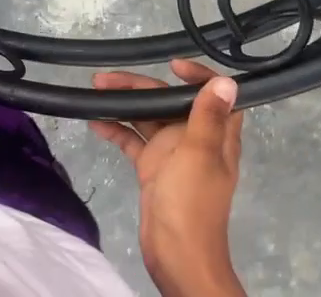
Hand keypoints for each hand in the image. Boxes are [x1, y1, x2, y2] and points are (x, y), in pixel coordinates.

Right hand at [90, 59, 245, 296]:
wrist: (176, 255)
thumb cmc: (191, 202)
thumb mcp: (199, 154)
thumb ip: (207, 117)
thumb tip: (227, 81)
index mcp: (215, 137)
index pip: (215, 98)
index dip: (199, 78)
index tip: (172, 65)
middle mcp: (194, 141)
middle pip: (169, 103)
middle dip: (141, 87)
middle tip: (106, 78)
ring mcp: (171, 156)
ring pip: (147, 119)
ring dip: (124, 105)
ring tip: (94, 92)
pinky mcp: (152, 169)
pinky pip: (132, 141)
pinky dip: (115, 129)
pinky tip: (94, 122)